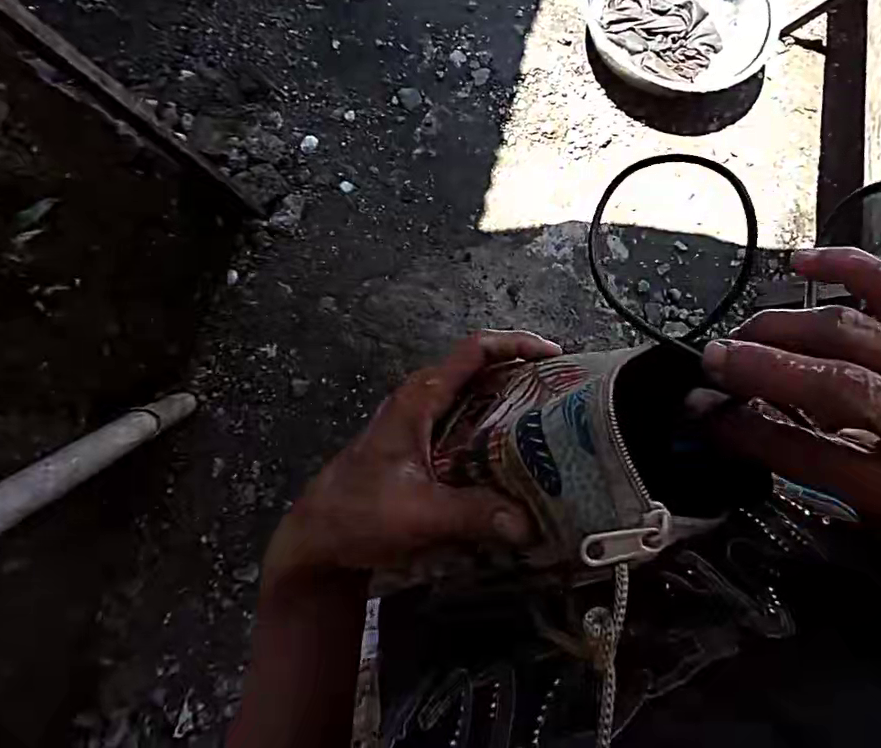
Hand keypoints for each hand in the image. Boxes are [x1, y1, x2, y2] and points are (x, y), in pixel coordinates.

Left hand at [263, 330, 560, 581]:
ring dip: (511, 401)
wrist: (317, 537)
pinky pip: (468, 422)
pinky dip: (496, 427)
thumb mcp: (418, 513)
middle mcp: (423, 398)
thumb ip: (473, 515)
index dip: (516, 343)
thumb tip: (528, 522)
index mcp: (421, 396)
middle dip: (523, 372)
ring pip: (476, 396)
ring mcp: (421, 420)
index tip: (553, 355)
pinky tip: (517, 455)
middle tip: (563, 392)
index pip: (475, 349)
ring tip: (551, 422)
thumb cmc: (357, 513)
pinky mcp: (423, 444)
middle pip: (481, 368)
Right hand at [701, 248, 880, 536]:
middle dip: (764, 368)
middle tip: (713, 360)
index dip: (754, 431)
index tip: (708, 412)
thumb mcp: (880, 511)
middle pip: (842, 386)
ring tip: (742, 336)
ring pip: (851, 331)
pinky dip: (841, 265)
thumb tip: (727, 419)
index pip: (823, 458)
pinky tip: (800, 263)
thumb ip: (805, 462)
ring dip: (782, 328)